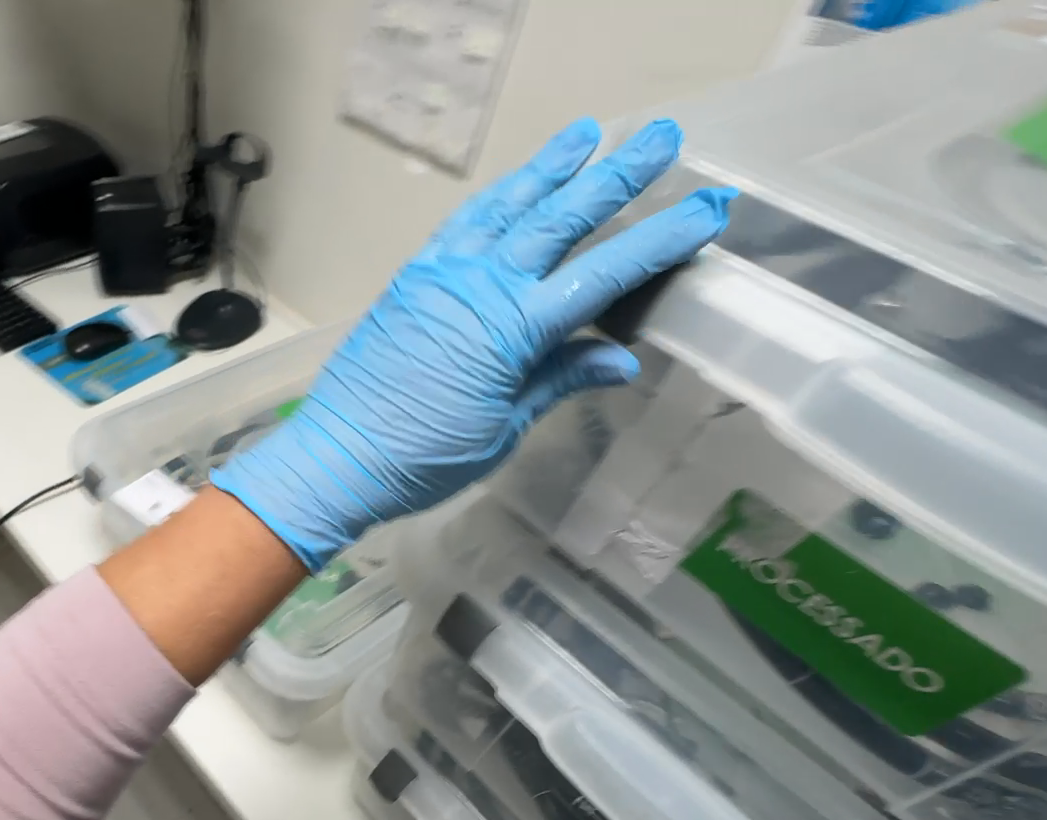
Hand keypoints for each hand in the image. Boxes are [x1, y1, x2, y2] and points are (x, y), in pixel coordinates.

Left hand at [212, 118, 735, 570]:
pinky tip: (509, 188)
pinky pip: (459, 228)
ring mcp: (440, 278)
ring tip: (585, 135)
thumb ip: (557, 382)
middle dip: (613, 178)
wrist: (338, 457)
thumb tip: (621, 359)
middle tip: (660, 137)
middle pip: (558, 220)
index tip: (708, 209)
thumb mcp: (501, 430)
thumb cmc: (424, 459)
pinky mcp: (411, 282)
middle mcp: (481, 288)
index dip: (659, 241)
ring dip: (548, 170)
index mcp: (514, 331)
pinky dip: (491, 201)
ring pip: (505, 209)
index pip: (603, 274)